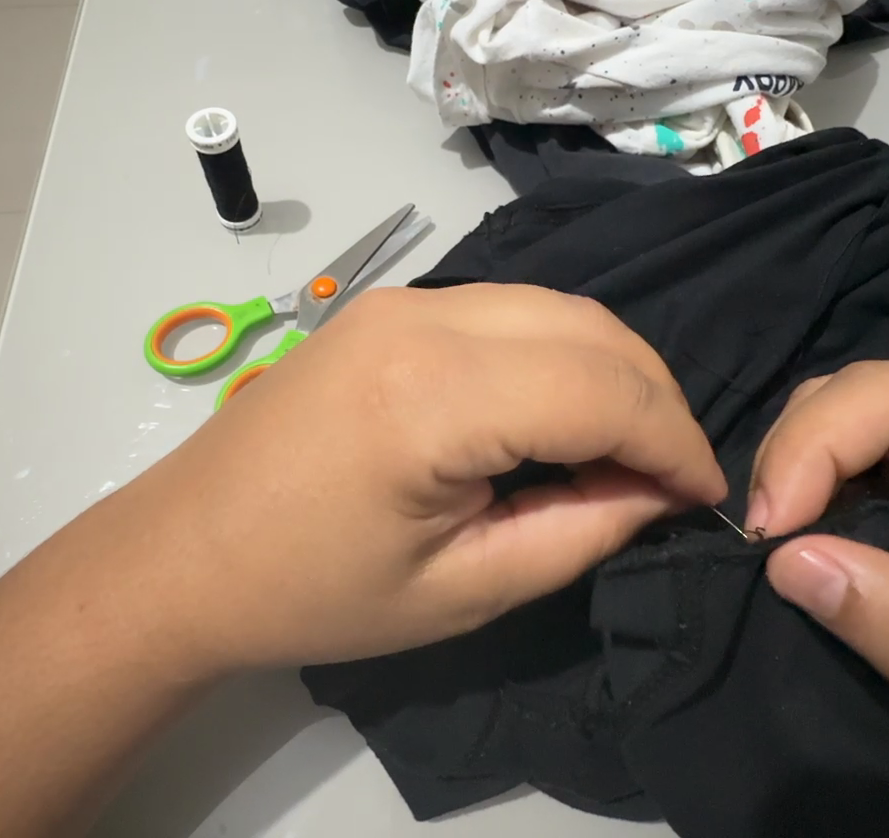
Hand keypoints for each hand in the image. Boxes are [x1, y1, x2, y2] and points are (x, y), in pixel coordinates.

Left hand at [114, 283, 726, 673]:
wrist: (185, 550)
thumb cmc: (313, 590)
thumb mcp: (463, 589)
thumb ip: (580, 530)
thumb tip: (657, 491)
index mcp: (434, 396)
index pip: (602, 389)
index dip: (673, 441)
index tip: (703, 495)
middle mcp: (422, 319)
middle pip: (590, 328)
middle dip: (653, 397)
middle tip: (670, 472)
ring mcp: (401, 300)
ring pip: (554, 307)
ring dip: (609, 369)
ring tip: (623, 446)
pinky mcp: (387, 305)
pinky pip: (508, 310)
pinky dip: (557, 352)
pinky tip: (558, 409)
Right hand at [743, 360, 888, 777]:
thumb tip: (784, 563)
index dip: (812, 449)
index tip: (768, 533)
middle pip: (855, 393)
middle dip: (794, 456)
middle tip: (765, 540)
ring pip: (840, 412)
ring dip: (794, 468)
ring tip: (780, 536)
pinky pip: (850, 448)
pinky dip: (810, 484)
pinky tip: (807, 528)